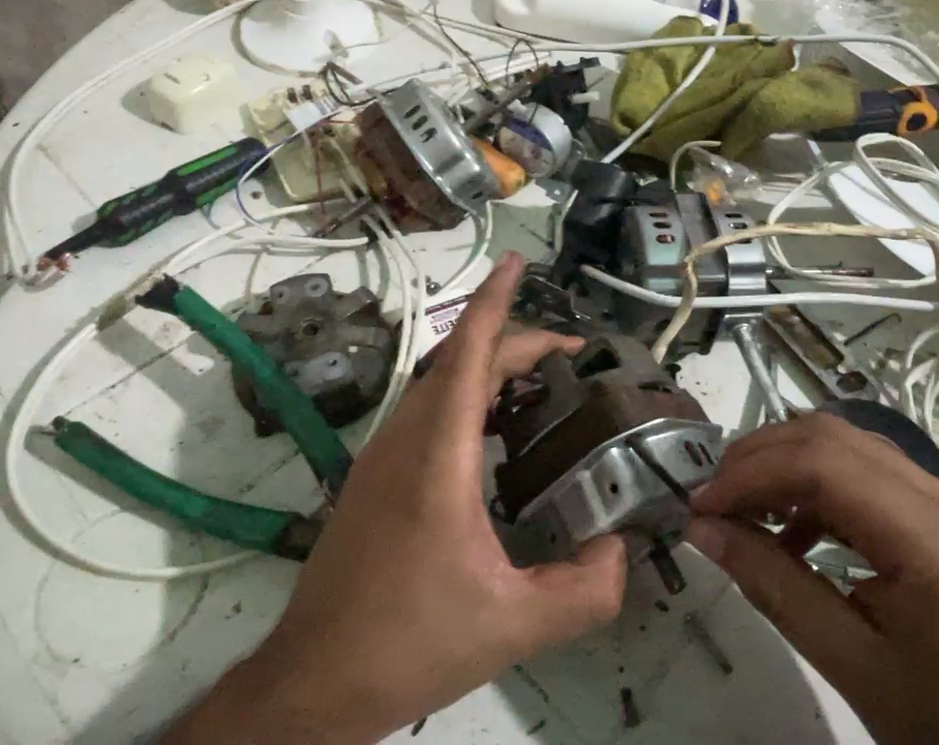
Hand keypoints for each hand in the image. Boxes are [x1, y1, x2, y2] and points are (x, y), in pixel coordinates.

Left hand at [166, 253, 627, 743]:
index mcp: (437, 457)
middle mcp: (404, 441)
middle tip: (569, 354)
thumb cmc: (410, 641)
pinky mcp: (372, 480)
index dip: (495, 302)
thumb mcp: (514, 625)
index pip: (469, 355)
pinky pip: (425, 415)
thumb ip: (586, 591)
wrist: (317, 678)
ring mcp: (381, 458)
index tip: (516, 261)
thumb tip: (621, 552)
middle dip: (515, 343)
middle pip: (460, 364)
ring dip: (487, 370)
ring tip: (538, 384)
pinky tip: (492, 436)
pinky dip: (465, 401)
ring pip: (438, 387)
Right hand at [685, 413, 938, 744]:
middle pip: (837, 438)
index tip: (699, 506)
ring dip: (790, 465)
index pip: (824, 464)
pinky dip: (823, 488)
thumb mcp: (853, 664)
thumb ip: (773, 587)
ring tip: (745, 511)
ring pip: (855, 447)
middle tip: (713, 500)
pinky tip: (798, 533)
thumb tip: (701, 530)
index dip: (751, 472)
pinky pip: (877, 476)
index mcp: (937, 541)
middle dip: (762, 456)